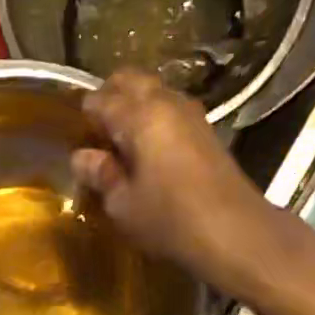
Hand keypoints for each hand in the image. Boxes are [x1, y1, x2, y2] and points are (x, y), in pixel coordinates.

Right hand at [73, 69, 300, 298]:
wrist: (236, 233)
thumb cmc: (170, 220)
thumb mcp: (123, 205)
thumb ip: (101, 175)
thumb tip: (82, 157)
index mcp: (139, 115)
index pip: (99, 99)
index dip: (84, 117)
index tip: (78, 138)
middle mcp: (166, 103)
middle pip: (130, 81)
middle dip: (110, 97)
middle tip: (98, 132)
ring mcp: (192, 115)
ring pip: (155, 93)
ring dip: (136, 107)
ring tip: (123, 143)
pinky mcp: (208, 132)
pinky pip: (172, 112)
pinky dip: (156, 121)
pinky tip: (150, 152)